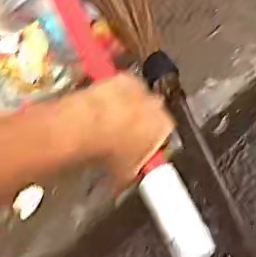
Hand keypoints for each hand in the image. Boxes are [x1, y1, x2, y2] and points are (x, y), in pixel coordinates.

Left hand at [59, 74, 173, 182]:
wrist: (90, 124)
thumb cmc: (111, 147)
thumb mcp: (126, 173)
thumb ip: (135, 173)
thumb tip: (128, 178)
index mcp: (165, 126)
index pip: (165, 136)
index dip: (152, 145)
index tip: (140, 153)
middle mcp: (158, 104)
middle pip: (153, 115)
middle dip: (141, 125)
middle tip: (123, 139)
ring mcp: (141, 88)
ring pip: (138, 100)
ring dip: (128, 109)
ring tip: (110, 125)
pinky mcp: (123, 78)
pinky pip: (123, 87)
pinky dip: (115, 96)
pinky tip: (102, 110)